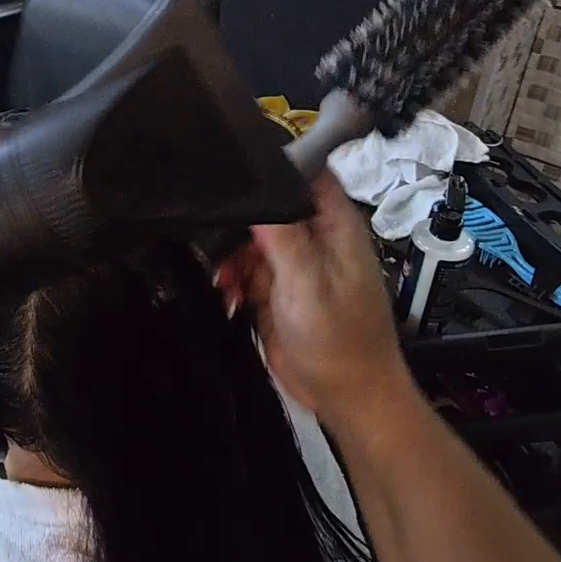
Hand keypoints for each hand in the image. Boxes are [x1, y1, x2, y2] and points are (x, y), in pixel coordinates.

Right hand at [217, 170, 412, 429]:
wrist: (347, 400)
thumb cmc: (339, 341)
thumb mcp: (307, 282)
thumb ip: (280, 234)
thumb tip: (254, 189)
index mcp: (333, 226)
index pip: (306, 173)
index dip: (274, 162)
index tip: (233, 163)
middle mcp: (313, 239)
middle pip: (267, 206)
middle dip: (238, 218)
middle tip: (213, 235)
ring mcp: (293, 265)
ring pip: (249, 239)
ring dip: (229, 254)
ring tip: (221, 277)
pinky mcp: (276, 290)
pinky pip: (244, 271)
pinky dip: (231, 279)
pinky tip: (227, 294)